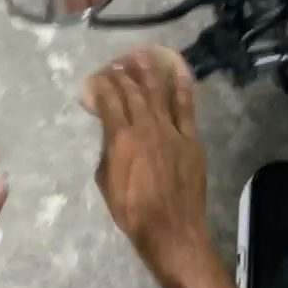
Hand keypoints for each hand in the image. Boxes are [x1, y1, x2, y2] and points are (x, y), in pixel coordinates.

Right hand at [84, 47, 213, 279]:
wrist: (171, 231)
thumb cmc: (132, 212)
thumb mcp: (106, 182)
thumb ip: (108, 152)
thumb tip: (109, 133)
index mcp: (121, 139)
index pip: (109, 102)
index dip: (102, 87)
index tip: (97, 79)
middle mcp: (145, 127)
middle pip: (132, 92)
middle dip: (122, 75)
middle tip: (116, 63)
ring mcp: (171, 131)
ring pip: (157, 93)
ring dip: (148, 72)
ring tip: (140, 56)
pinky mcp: (190, 138)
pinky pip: (186, 106)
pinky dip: (181, 86)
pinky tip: (176, 69)